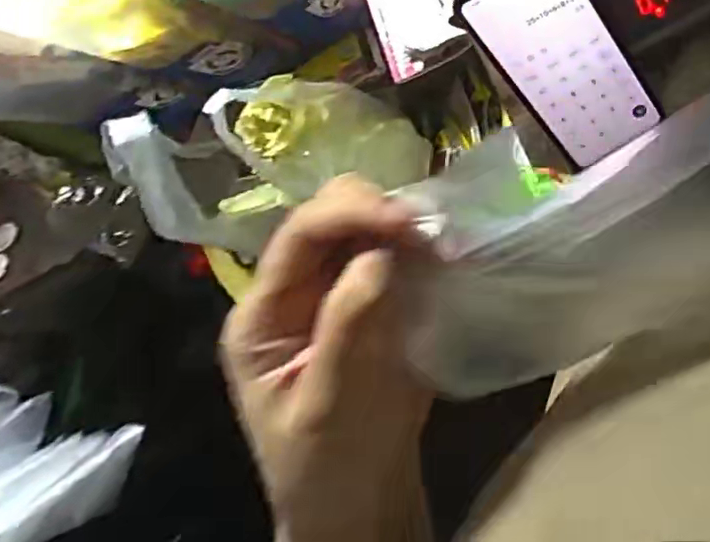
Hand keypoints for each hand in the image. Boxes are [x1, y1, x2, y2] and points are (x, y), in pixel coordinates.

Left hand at [221, 175, 432, 541]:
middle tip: (427, 231)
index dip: (351, 213)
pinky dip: (422, 240)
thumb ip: (345, 328)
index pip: (300, 234)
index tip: (405, 222)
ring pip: (367, 219)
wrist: (360, 500)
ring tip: (442, 241)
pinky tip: (445, 253)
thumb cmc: (328, 465)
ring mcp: (337, 285)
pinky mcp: (376, 291)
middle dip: (378, 208)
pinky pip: (397, 245)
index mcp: (264, 312)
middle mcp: (297, 286)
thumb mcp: (325, 406)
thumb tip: (379, 256)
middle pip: (331, 211)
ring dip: (405, 220)